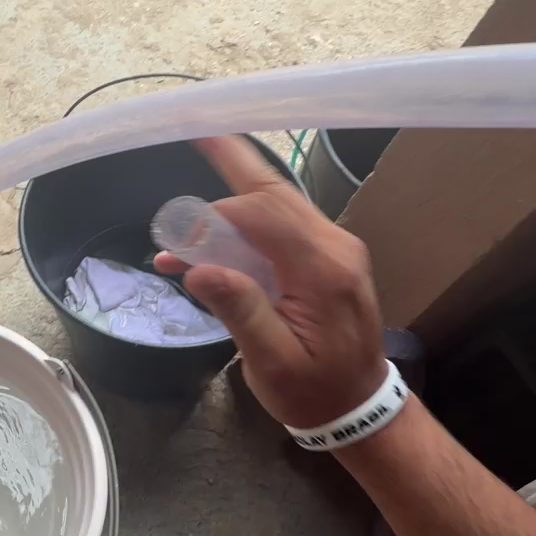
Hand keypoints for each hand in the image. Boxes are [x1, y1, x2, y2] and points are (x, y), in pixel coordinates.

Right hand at [153, 136, 385, 427]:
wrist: (358, 409)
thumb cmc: (313, 392)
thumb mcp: (271, 363)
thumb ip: (241, 310)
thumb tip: (197, 267)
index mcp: (323, 270)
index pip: (263, 213)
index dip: (215, 214)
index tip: (177, 239)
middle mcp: (333, 247)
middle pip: (274, 191)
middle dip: (231, 161)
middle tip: (198, 126)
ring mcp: (332, 250)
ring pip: (276, 204)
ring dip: (229, 200)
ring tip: (185, 205)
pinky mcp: (325, 259)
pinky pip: (279, 229)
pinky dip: (241, 227)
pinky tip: (206, 245)